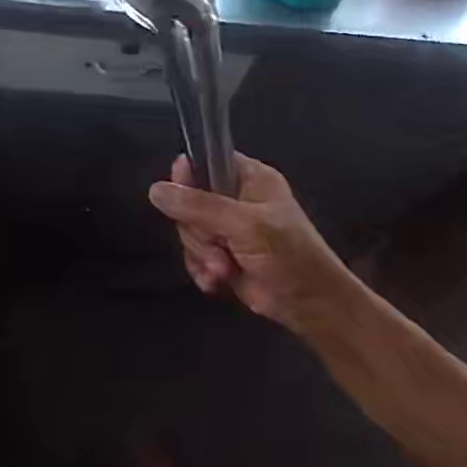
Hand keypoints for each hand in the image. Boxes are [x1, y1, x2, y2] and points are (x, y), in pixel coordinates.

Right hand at [148, 153, 361, 328]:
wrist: (311, 305)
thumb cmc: (289, 255)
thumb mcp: (244, 224)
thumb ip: (198, 205)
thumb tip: (156, 190)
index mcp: (249, 178)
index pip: (207, 161)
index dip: (187, 175)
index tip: (180, 196)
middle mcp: (235, 199)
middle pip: (188, 202)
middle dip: (198, 231)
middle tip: (218, 245)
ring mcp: (227, 229)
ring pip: (188, 231)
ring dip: (202, 254)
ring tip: (225, 268)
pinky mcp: (222, 255)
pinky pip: (192, 254)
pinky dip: (202, 270)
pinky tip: (216, 281)